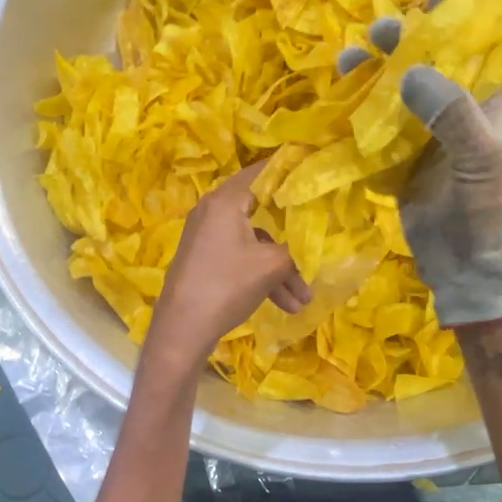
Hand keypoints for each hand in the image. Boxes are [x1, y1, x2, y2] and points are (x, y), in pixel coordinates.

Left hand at [147, 163, 313, 363]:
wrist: (182, 329)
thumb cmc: (226, 285)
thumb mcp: (271, 266)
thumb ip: (295, 248)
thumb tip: (309, 243)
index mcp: (225, 201)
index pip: (262, 172)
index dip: (289, 172)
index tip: (314, 174)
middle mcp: (212, 212)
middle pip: (261, 213)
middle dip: (291, 235)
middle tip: (319, 233)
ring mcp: (206, 238)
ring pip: (254, 246)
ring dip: (280, 271)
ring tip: (304, 300)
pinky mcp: (204, 261)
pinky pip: (241, 261)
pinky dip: (262, 278)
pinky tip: (285, 305)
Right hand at [338, 0, 501, 328]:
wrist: (467, 267)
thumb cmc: (486, 209)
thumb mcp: (480, 156)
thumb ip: (450, 112)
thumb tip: (410, 71)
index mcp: (484, 106)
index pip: (472, 51)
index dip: (455, 21)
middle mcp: (452, 117)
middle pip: (425, 69)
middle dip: (401, 46)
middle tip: (377, 31)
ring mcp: (422, 144)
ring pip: (393, 101)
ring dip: (371, 81)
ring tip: (347, 62)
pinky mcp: (398, 170)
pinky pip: (374, 140)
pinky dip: (355, 125)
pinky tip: (337, 110)